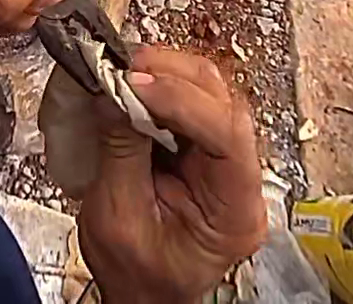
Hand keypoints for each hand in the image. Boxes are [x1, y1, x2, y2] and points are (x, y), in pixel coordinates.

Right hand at [77, 47, 266, 303]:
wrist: (140, 291)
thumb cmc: (137, 274)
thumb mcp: (119, 219)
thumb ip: (120, 150)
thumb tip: (112, 90)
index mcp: (235, 210)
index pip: (227, 133)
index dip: (182, 99)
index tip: (136, 85)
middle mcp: (240, 174)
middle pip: (221, 100)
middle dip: (172, 76)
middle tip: (125, 70)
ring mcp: (224, 153)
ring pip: (208, 87)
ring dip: (165, 71)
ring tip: (126, 74)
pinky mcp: (202, 138)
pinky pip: (189, 93)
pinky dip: (160, 80)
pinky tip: (135, 84)